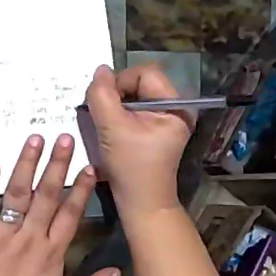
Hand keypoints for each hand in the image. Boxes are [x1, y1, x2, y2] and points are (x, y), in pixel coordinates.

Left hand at [0, 134, 118, 275]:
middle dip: (57, 164)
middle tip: (65, 137)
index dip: (80, 189)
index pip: (71, 214)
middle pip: (47, 195)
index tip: (88, 166)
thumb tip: (117, 273)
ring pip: (17, 193)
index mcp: (52, 254)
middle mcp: (29, 238)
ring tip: (34, 139)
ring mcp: (1, 236)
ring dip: (26, 164)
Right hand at [83, 64, 193, 219]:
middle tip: (100, 112)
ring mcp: (166, 121)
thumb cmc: (130, 165)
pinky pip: (136, 111)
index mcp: (175, 105)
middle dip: (116, 94)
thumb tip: (100, 71)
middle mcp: (175, 109)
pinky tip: (110, 130)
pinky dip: (120, 116)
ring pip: (135, 97)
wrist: (142, 203)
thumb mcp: (112, 127)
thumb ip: (102, 95)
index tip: (102, 101)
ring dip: (115, 106)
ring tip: (103, 122)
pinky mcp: (156, 132)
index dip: (120, 81)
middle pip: (140, 84)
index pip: (144, 73)